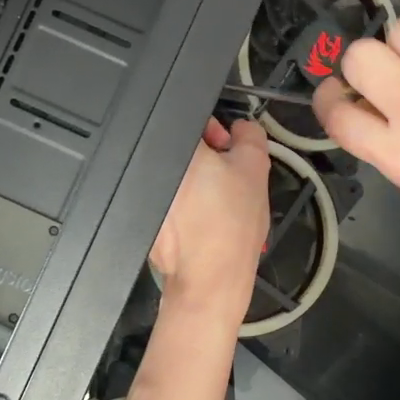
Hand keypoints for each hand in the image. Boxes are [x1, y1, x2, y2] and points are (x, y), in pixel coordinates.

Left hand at [150, 118, 270, 309]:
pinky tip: (203, 219)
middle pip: (180, 149)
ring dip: (195, 181)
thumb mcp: (255, 168)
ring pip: (174, 176)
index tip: (228, 148)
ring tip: (217, 202)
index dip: (215, 130)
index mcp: (174, 151)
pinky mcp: (146, 221)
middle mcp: (149, 170)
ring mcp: (143, 197)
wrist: (212, 279)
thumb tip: (242, 128)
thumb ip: (250, 135)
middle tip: (227, 177)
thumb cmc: (230, 227)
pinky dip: (184, 204)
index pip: (191, 120)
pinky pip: (167, 201)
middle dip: (206, 156)